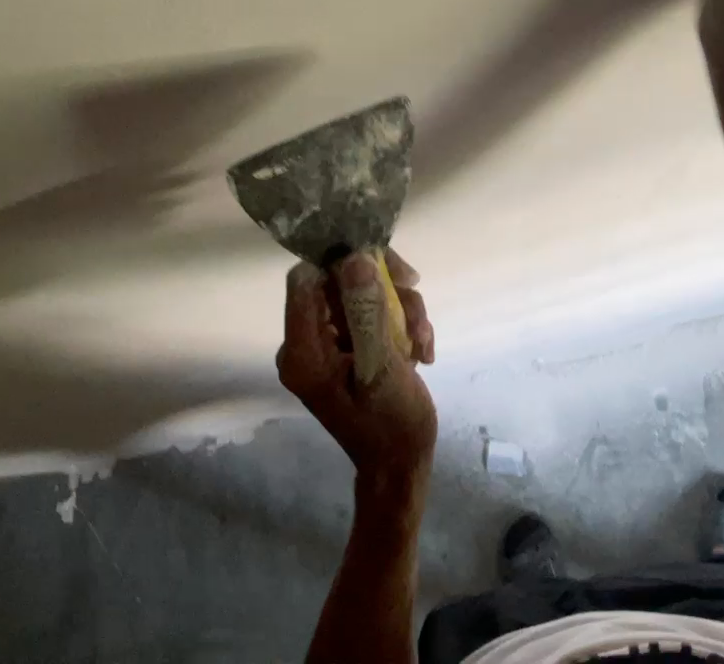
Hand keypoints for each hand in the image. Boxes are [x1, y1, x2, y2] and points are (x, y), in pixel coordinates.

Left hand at [277, 250, 436, 480]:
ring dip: (400, 309)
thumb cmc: (390, 424)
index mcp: (301, 350)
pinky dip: (401, 324)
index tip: (382, 268)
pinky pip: (374, 313)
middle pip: (338, 282)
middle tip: (415, 292)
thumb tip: (355, 259)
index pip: (305, 280)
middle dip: (383, 288)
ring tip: (422, 341)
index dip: (341, 264)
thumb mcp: (381, 367)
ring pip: (362, 294)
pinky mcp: (351, 346)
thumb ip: (367, 313)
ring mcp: (330, 344)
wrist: (402, 464)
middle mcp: (308, 342)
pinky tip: (420, 351)